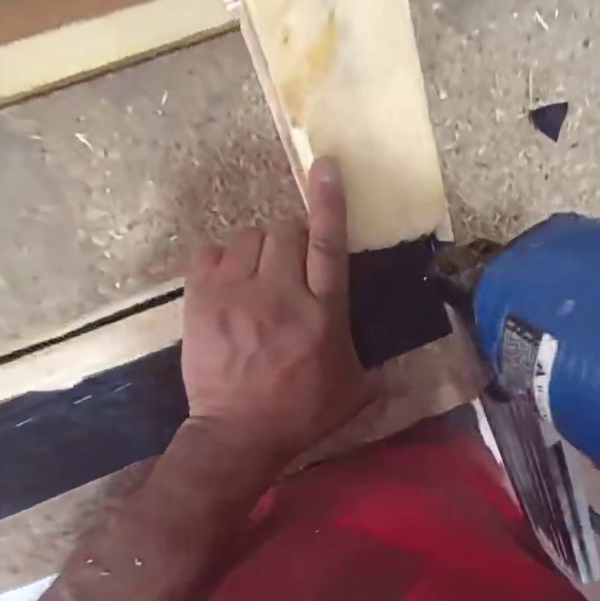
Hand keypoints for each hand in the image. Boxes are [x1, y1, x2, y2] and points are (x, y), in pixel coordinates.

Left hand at [181, 159, 375, 461]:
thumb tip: (399, 363)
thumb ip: (378, 366)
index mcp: (323, 315)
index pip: (327, 245)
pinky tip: (235, 281)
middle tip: (296, 265)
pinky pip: (213, 251)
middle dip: (294, 236)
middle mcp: (281, 295)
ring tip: (264, 276)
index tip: (327, 166)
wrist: (238, 434)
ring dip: (263, 247)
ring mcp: (236, 294)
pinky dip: (228, 258)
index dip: (329, 202)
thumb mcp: (356, 391)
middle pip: (286, 230)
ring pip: (250, 236)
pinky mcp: (201, 300)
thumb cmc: (304, 413)